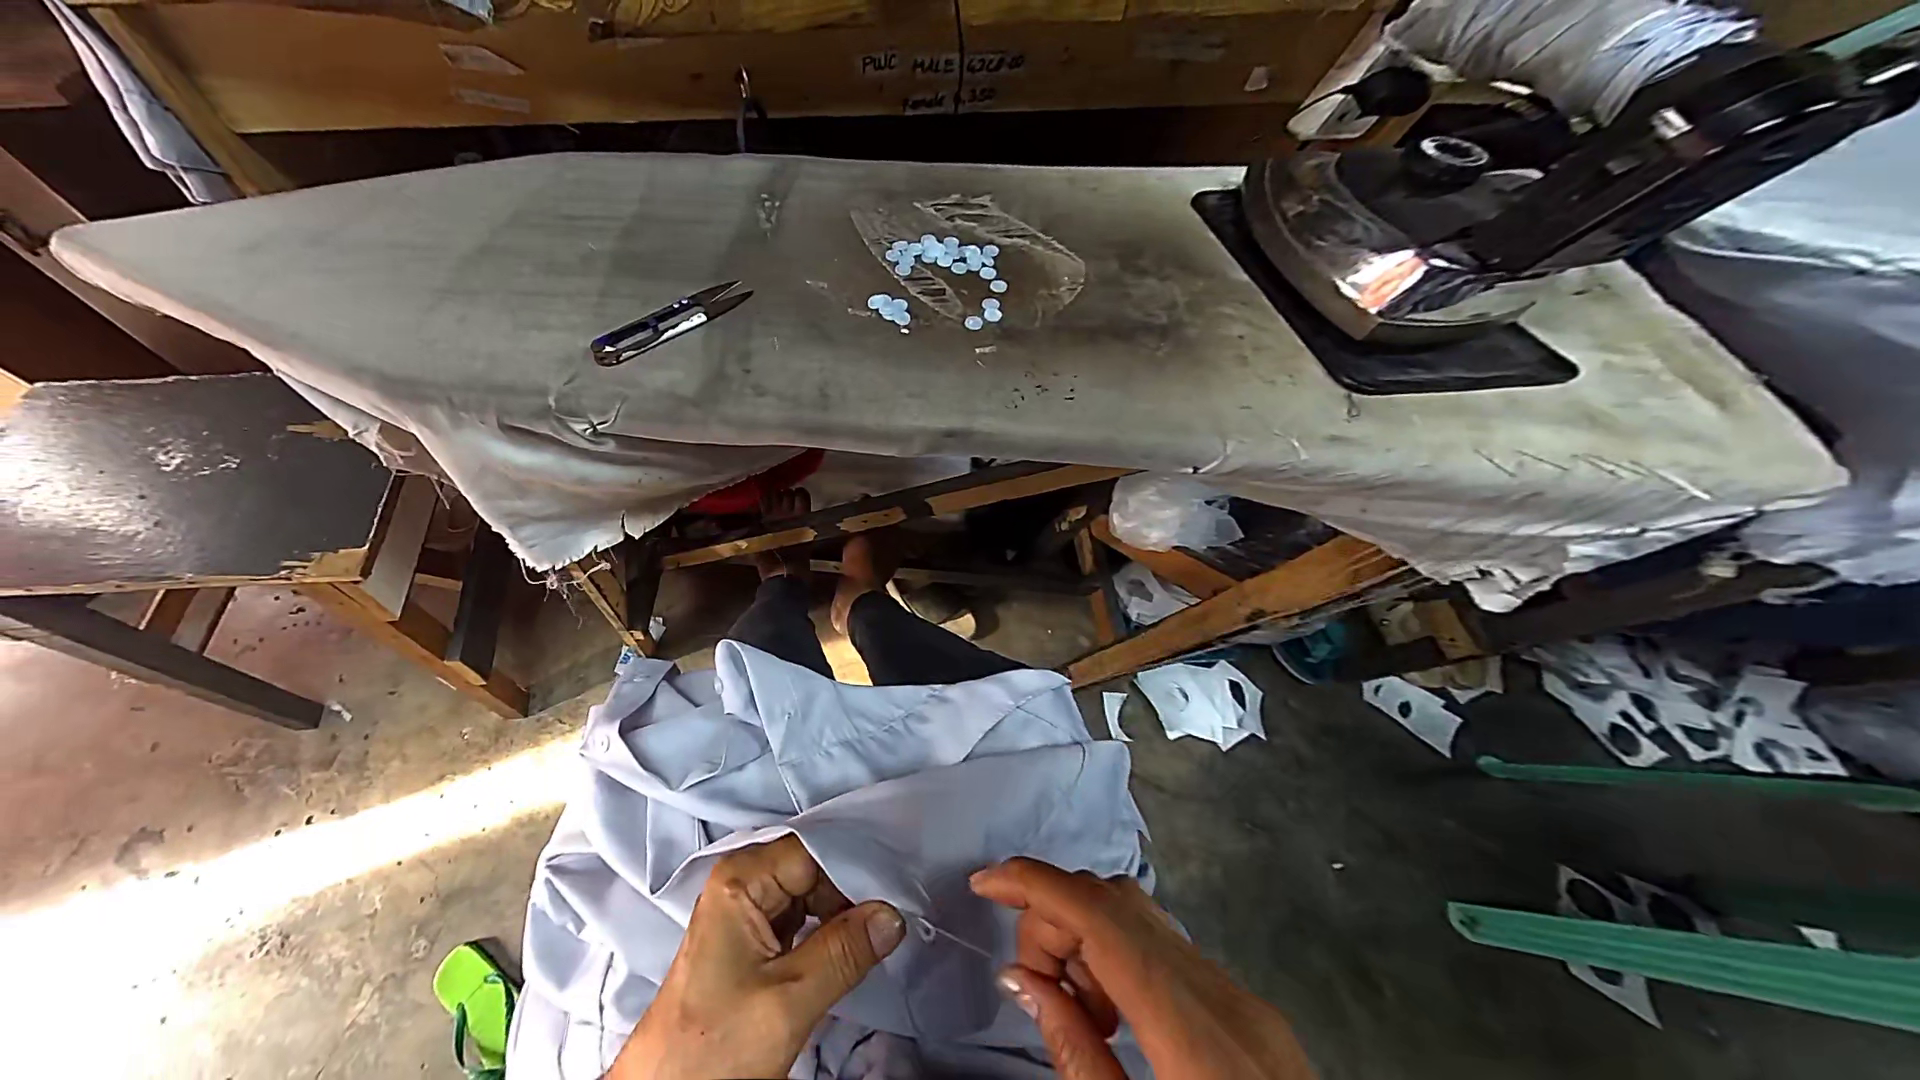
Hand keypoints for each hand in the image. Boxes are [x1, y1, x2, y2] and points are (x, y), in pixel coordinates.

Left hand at [611, 834, 906, 1079]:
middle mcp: (742, 883)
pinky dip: (830, 930)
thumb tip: (893, 916)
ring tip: (877, 933)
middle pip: (815, 868)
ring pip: (813, 893)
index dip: (856, 867)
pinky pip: (804, 917)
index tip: (896, 888)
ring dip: (844, 913)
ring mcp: (747, 911)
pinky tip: (852, 946)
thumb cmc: (712, 1051)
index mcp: (741, 879)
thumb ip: (844, 953)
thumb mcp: (788, 1002)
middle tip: (891, 917)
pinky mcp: (754, 939)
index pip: (815, 851)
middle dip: (853, 892)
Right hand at [970, 858, 1316, 1079]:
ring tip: (1075, 1010)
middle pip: (1116, 903)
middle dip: (1054, 922)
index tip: (984, 884)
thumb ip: (1074, 1053)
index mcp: (1195, 1031)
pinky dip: (1120, 957)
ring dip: (1086, 938)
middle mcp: (1222, 993)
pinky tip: (1113, 1016)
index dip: (1035, 885)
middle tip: (1034, 988)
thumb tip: (1020, 979)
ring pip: (1141, 916)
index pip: (1104, 918)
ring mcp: (1240, 995)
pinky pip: (1165, 947)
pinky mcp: (1246, 1005)